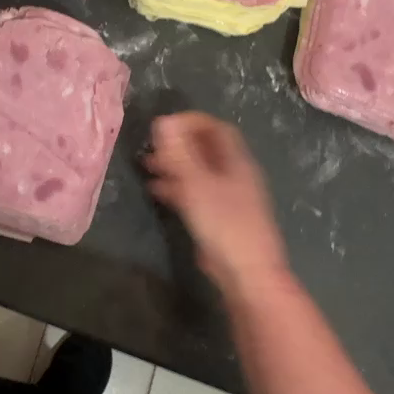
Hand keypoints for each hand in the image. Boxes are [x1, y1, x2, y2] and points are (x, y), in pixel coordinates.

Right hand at [143, 112, 289, 291]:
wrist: (246, 272)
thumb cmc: (224, 222)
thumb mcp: (196, 183)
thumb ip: (179, 152)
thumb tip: (163, 121)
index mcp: (235, 161)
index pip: (215, 127)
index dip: (190, 121)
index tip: (162, 126)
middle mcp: (233, 174)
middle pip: (205, 149)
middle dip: (176, 144)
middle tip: (150, 147)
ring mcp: (226, 196)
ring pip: (197, 171)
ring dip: (172, 165)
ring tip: (146, 166)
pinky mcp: (217, 216)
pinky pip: (194, 192)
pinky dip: (175, 187)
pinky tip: (155, 191)